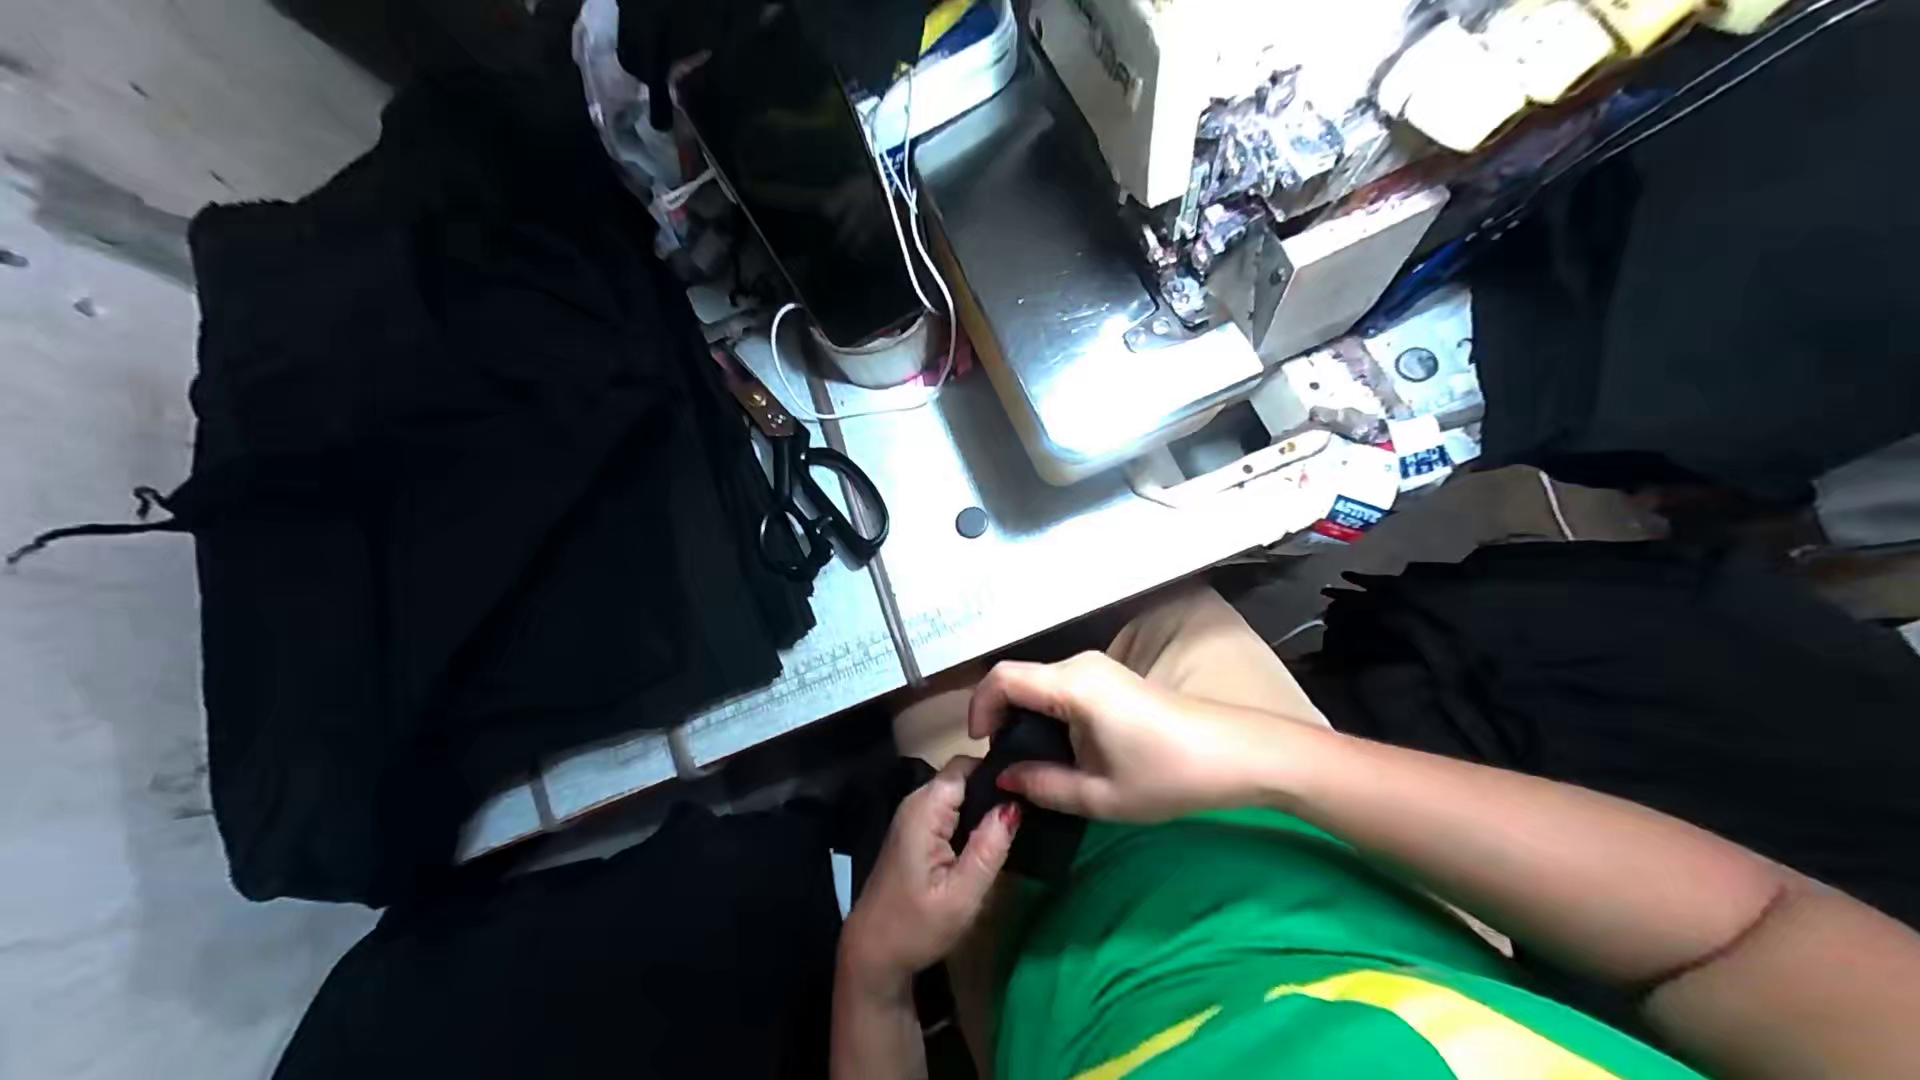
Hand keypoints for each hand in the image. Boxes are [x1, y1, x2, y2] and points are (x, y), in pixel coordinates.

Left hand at [841, 758, 1017, 986]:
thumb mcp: (961, 896)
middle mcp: (917, 801)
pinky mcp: (917, 829)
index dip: (997, 770)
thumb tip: (1013, 805)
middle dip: (993, 786)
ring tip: (1018, 820)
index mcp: (925, 808)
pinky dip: (971, 815)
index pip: (966, 765)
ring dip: (984, 802)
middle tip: (1029, 809)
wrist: (874, 953)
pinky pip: (950, 807)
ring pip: (958, 790)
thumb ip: (988, 849)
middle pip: (963, 774)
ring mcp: (914, 814)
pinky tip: (990, 834)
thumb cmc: (916, 927)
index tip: (1028, 786)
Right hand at [967, 652, 1305, 822]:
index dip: (980, 706)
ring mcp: (1101, 667)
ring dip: (1026, 714)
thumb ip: (1042, 786)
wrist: (1238, 754)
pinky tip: (1062, 747)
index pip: (1004, 678)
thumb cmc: (1168, 775)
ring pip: (1042, 681)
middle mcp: (1082, 665)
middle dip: (1001, 715)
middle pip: (1021, 677)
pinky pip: (1063, 686)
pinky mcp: (1114, 677)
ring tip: (1031, 760)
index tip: (981, 744)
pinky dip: (1048, 711)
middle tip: (1005, 761)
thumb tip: (1005, 779)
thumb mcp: (1099, 795)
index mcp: (1072, 686)